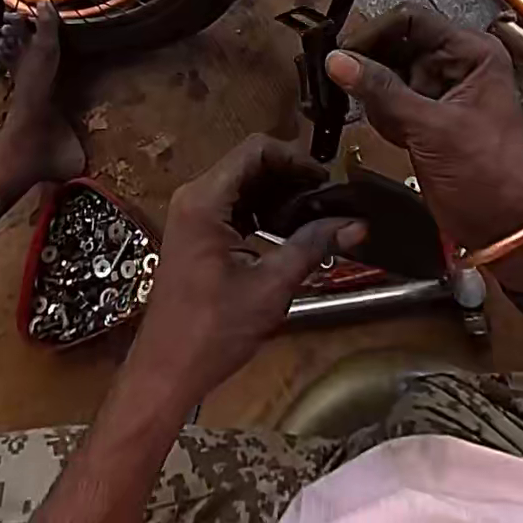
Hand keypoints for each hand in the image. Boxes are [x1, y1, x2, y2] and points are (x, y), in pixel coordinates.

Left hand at [128, 136, 363, 401]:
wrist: (166, 372)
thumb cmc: (212, 331)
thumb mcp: (269, 286)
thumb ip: (312, 246)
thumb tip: (356, 225)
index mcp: (205, 200)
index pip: (255, 150)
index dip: (294, 157)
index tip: (324, 179)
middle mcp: (195, 197)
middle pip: (249, 163)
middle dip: (290, 175)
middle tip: (326, 196)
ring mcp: (192, 213)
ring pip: (243, 183)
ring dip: (278, 193)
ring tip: (315, 212)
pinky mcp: (196, 231)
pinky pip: (234, 204)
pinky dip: (262, 209)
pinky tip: (289, 229)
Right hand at [327, 6, 522, 294]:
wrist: (503, 229)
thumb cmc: (489, 176)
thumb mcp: (431, 127)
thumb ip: (381, 90)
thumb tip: (339, 60)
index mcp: (470, 52)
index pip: (410, 21)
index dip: (374, 34)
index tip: (343, 53)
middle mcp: (453, 63)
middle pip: (393, 45)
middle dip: (368, 66)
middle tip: (339, 81)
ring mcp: (436, 90)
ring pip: (386, 74)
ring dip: (372, 95)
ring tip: (374, 116)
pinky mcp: (423, 115)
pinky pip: (387, 101)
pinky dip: (378, 114)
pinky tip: (392, 134)